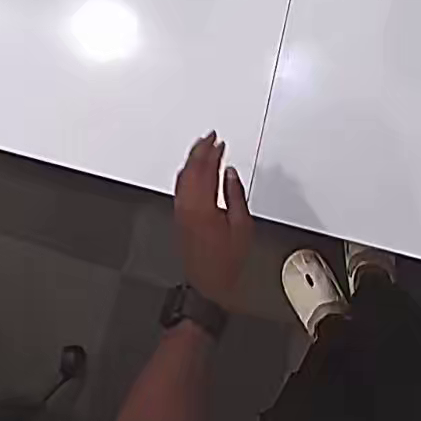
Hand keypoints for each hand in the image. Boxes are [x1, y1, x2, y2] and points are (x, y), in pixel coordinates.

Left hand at [173, 132, 252, 308]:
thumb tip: (230, 174)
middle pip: (191, 169)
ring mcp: (181, 210)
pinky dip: (186, 172)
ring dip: (192, 159)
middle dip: (200, 150)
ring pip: (182, 176)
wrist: (207, 283)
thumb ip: (235, 195)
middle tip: (210, 137)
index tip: (219, 141)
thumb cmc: (226, 260)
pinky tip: (192, 168)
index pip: (206, 169)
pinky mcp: (179, 215)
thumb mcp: (242, 226)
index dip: (212, 152)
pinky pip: (180, 185)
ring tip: (202, 146)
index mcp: (203, 205)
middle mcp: (187, 204)